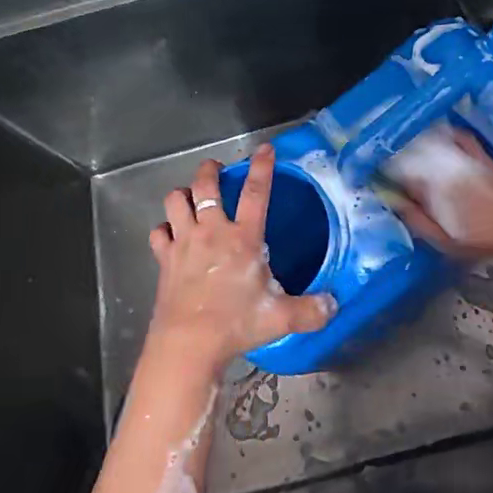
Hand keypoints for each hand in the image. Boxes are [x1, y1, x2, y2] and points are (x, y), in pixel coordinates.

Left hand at [145, 145, 335, 369]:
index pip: (257, 193)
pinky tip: (170, 234)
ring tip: (190, 197)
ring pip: (175, 201)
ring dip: (182, 194)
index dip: (262, 167)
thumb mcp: (282, 318)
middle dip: (210, 171)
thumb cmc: (236, 324)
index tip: (265, 149)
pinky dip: (164, 229)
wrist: (188, 343)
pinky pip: (158, 233)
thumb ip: (311, 310)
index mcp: (243, 238)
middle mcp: (211, 232)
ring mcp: (183, 243)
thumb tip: (334, 306)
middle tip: (216, 169)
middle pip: (206, 187)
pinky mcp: (164, 260)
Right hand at [387, 127, 492, 253]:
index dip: (383, 170)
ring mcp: (464, 158)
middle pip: (413, 153)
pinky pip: (460, 137)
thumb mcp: (442, 239)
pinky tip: (437, 134)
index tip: (373, 172)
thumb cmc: (480, 239)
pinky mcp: (479, 155)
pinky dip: (446, 133)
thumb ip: (416, 219)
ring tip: (404, 147)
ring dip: (416, 143)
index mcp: (433, 189)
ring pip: (433, 142)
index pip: (399, 172)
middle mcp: (446, 168)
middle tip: (384, 160)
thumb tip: (392, 200)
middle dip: (396, 154)